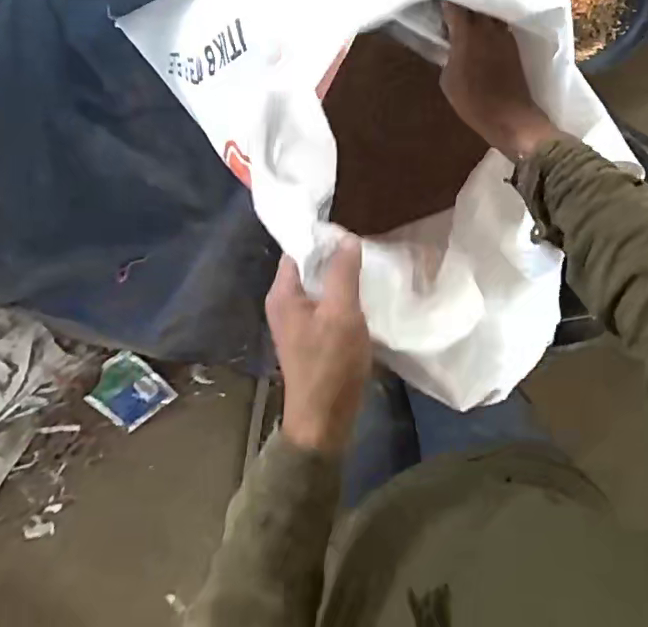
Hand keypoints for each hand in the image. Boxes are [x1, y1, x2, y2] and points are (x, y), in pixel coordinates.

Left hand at [268, 234, 371, 454]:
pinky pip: (323, 303)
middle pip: (307, 266)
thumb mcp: (342, 313)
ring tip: (365, 262)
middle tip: (362, 240)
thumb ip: (343, 273)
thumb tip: (346, 238)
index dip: (320, 237)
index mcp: (282, 293)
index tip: (349, 225)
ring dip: (338, 276)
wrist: (323, 422)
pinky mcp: (309, 335)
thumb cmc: (330, 364)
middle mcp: (283, 303)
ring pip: (317, 285)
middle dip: (332, 254)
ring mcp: (295, 321)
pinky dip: (339, 295)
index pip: (297, 249)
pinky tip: (360, 292)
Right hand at [439, 2, 559, 160]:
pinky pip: (500, 27)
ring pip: (490, 14)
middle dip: (463, 4)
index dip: (444, 2)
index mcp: (466, 33)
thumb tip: (450, 47)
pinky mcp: (514, 46)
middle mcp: (487, 28)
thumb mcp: (448, 80)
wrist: (510, 116)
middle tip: (451, 9)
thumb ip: (448, 56)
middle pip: (475, 4)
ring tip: (467, 20)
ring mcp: (504, 35)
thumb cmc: (473, 101)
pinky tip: (482, 34)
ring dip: (479, 13)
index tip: (436, 2)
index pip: (453, 6)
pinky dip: (490, 26)